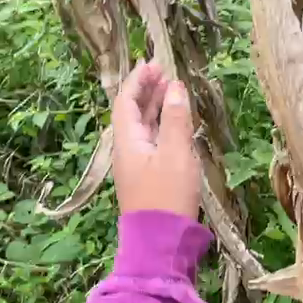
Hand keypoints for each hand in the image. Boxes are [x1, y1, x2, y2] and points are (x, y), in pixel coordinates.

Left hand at [111, 61, 201, 219]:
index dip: (138, 80)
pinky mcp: (149, 176)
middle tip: (164, 72)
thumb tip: (175, 87)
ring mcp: (137, 164)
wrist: (161, 240)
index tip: (152, 62)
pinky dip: (163, 125)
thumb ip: (176, 119)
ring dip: (155, 106)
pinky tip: (176, 123)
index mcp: (127, 140)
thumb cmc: (167, 195)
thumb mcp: (176, 154)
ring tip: (171, 91)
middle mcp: (127, 149)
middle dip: (146, 90)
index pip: (126, 101)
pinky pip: (152, 140)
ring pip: (143, 126)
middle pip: (132, 112)